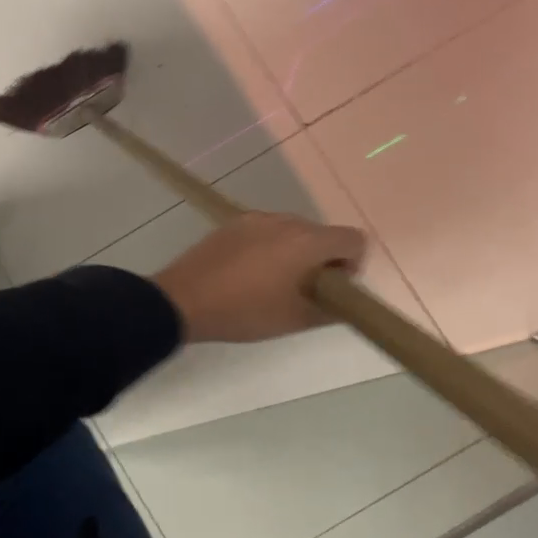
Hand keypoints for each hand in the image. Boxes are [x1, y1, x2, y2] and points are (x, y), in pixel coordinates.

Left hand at [149, 211, 366, 343]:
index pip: (352, 238)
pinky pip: (265, 230)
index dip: (352, 263)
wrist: (185, 299)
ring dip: (296, 251)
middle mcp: (281, 220)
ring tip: (277, 283)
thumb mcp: (298, 319)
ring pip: (292, 230)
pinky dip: (271, 246)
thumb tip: (344, 298)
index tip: (334, 287)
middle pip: (320, 233)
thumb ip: (333, 307)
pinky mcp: (230, 224)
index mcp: (304, 240)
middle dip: (323, 259)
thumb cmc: (246, 311)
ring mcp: (252, 218)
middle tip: (307, 290)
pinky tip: (252, 273)